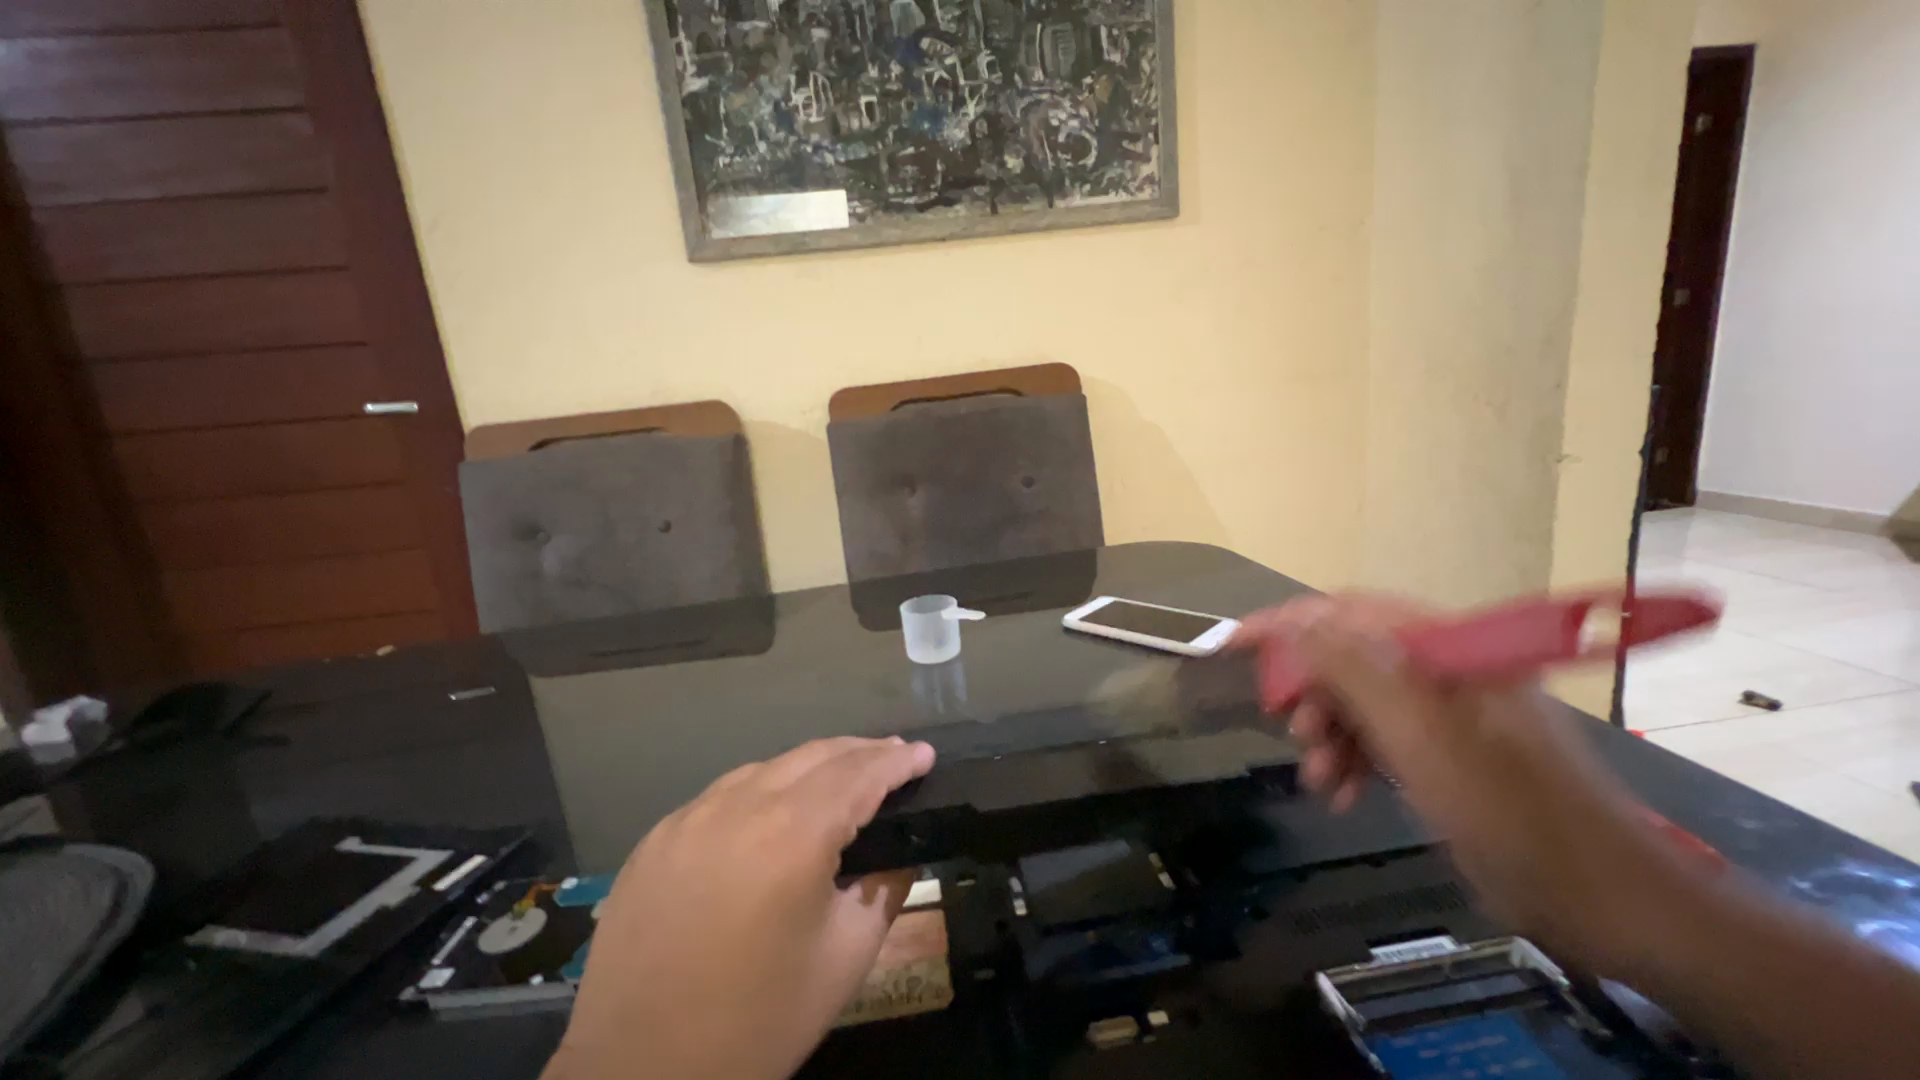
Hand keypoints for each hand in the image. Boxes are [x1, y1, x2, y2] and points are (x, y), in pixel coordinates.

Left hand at [546, 736, 935, 1079]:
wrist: (640, 1069)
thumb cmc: (759, 1019)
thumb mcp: (844, 957)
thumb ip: (882, 891)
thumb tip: (895, 856)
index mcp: (792, 834)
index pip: (858, 775)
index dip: (897, 761)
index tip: (925, 754)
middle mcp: (739, 807)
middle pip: (813, 757)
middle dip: (860, 751)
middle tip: (894, 757)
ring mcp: (689, 819)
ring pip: (764, 769)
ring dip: (811, 767)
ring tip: (841, 779)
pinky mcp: (655, 841)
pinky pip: (721, 797)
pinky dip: (761, 791)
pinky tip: (771, 813)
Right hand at [1234, 596, 1695, 973]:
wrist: (1610, 903)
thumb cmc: (1513, 816)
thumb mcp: (1424, 740)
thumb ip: (1358, 672)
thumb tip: (1299, 622)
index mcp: (1451, 651)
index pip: (1352, 613)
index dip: (1288, 623)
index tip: (1232, 643)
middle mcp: (1448, 671)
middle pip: (1353, 658)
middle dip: (1312, 692)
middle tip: (1288, 729)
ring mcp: (1452, 714)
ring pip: (1363, 703)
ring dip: (1331, 734)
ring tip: (1320, 779)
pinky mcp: (1453, 753)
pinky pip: (1386, 739)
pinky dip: (1358, 760)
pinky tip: (1344, 794)